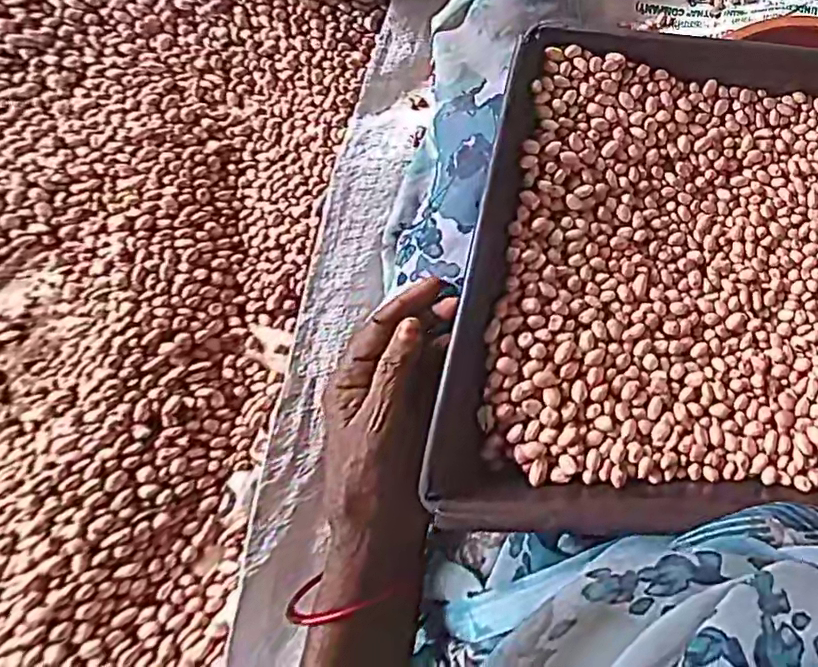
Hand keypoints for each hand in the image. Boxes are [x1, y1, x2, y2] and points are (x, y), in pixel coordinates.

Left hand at [320, 277, 455, 545]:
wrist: (383, 533)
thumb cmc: (367, 481)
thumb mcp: (376, 423)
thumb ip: (393, 372)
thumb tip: (409, 324)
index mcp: (350, 381)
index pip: (376, 329)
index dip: (405, 303)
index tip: (435, 284)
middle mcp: (375, 380)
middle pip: (402, 334)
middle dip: (428, 311)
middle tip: (458, 295)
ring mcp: (401, 392)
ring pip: (423, 349)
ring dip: (443, 329)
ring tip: (466, 312)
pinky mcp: (423, 406)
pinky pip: (438, 371)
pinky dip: (452, 353)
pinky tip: (468, 342)